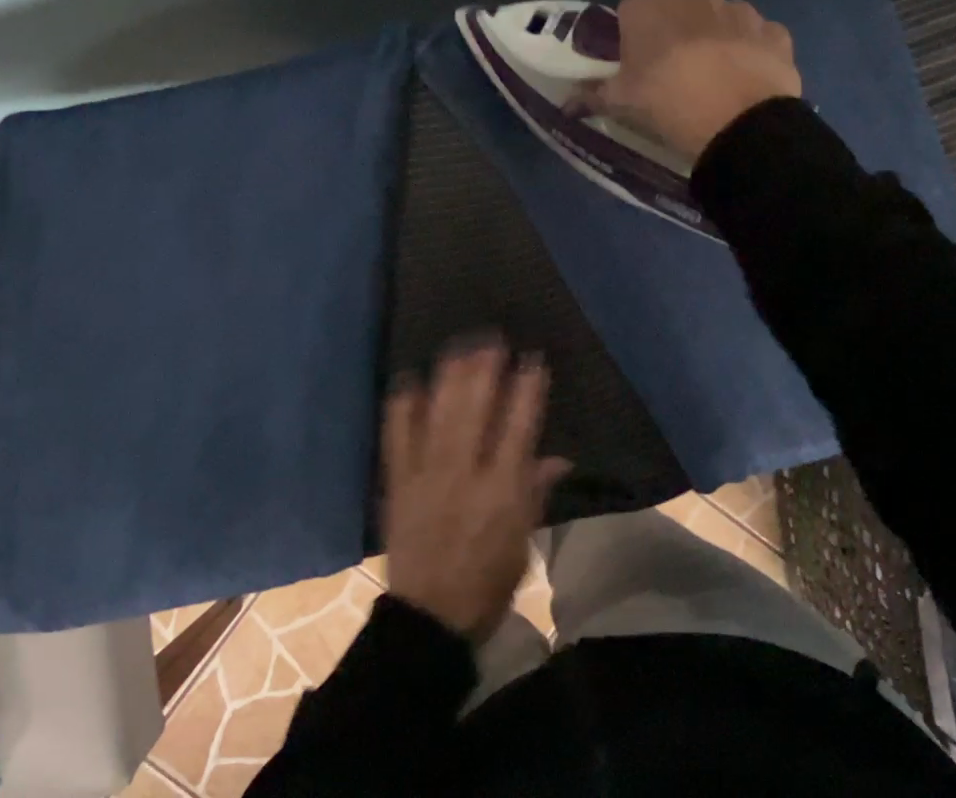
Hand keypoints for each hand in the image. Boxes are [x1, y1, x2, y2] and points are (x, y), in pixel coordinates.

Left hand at [381, 337, 571, 640]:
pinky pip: (397, 438)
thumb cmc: (487, 582)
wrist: (431, 615)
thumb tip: (559, 459)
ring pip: (438, 416)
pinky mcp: (398, 484)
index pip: (519, 428)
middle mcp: (465, 474)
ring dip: (449, 378)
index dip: (527, 390)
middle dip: (485, 371)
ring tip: (458, 348)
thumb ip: (536, 493)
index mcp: (503, 490)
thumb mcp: (523, 541)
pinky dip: (402, 409)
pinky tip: (407, 381)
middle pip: (475, 411)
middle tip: (491, 339)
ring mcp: (427, 475)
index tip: (533, 360)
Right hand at [573, 0, 801, 159]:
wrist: (741, 123)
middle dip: (673, 36)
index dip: (631, 40)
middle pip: (677, 13)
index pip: (630, 12)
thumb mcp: (622, 103)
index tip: (634, 69)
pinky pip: (754, 40)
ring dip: (713, 43)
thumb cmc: (668, 102)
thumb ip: (593, 95)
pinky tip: (744, 84)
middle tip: (671, 78)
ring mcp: (740, 10)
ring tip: (711, 84)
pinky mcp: (774, 32)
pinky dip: (749, 56)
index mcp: (650, 3)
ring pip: (718, 22)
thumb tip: (566, 102)